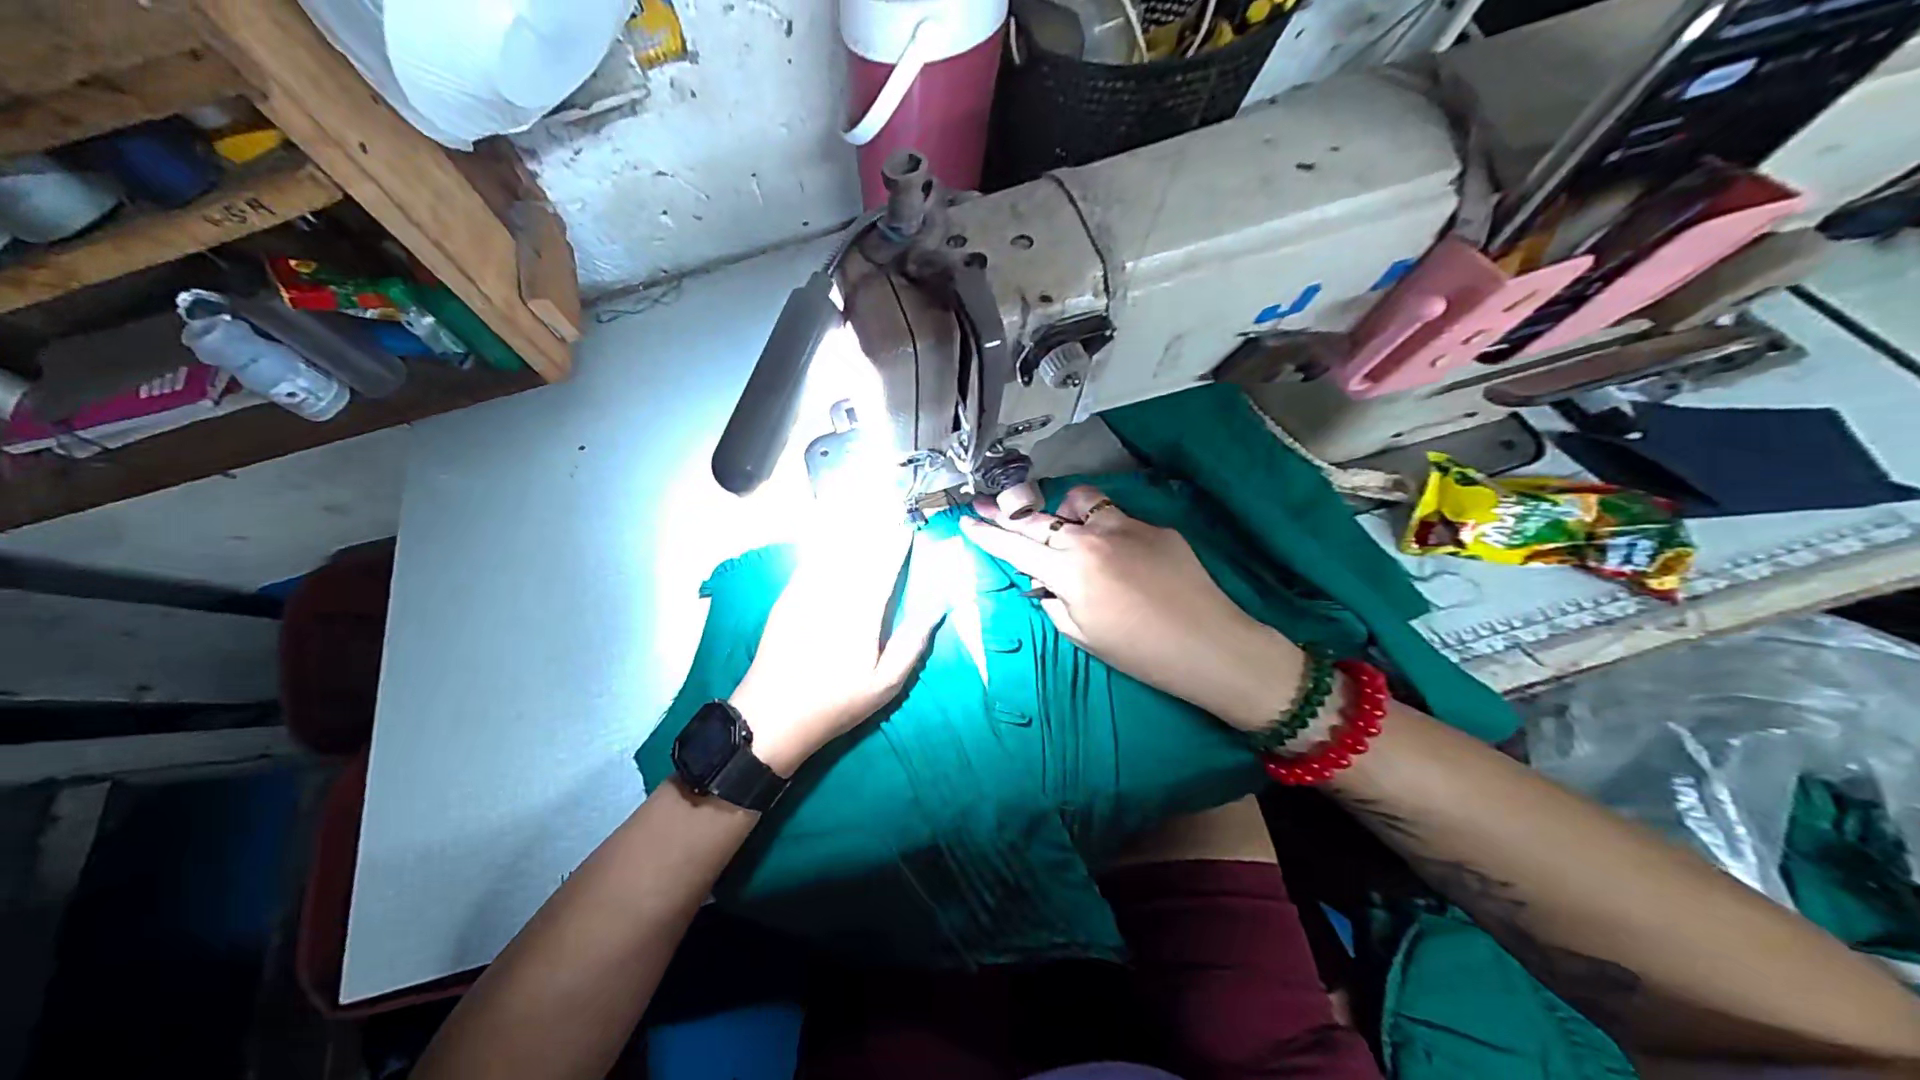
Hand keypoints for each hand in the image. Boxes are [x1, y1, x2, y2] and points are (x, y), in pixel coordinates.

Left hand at [730, 520, 942, 776]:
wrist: (771, 715)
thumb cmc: (835, 704)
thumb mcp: (884, 685)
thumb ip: (912, 643)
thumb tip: (938, 608)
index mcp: (862, 615)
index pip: (884, 566)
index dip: (898, 543)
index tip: (910, 525)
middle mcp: (834, 594)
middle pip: (859, 549)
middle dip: (876, 525)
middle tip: (891, 503)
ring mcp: (806, 592)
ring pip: (833, 548)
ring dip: (851, 525)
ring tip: (866, 504)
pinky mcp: (788, 596)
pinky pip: (810, 559)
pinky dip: (824, 540)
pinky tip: (832, 528)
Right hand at [959, 485, 1305, 731]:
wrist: (1209, 644)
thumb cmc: (1139, 652)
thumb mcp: (1082, 634)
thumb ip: (1054, 601)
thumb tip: (1045, 582)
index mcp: (1069, 569)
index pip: (1015, 547)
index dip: (987, 534)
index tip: (966, 520)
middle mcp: (1091, 538)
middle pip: (1038, 519)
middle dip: (1007, 513)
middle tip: (984, 504)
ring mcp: (1125, 526)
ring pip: (1080, 502)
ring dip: (1062, 510)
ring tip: (1061, 524)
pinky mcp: (1154, 527)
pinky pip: (1117, 517)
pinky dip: (1103, 527)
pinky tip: (1114, 550)